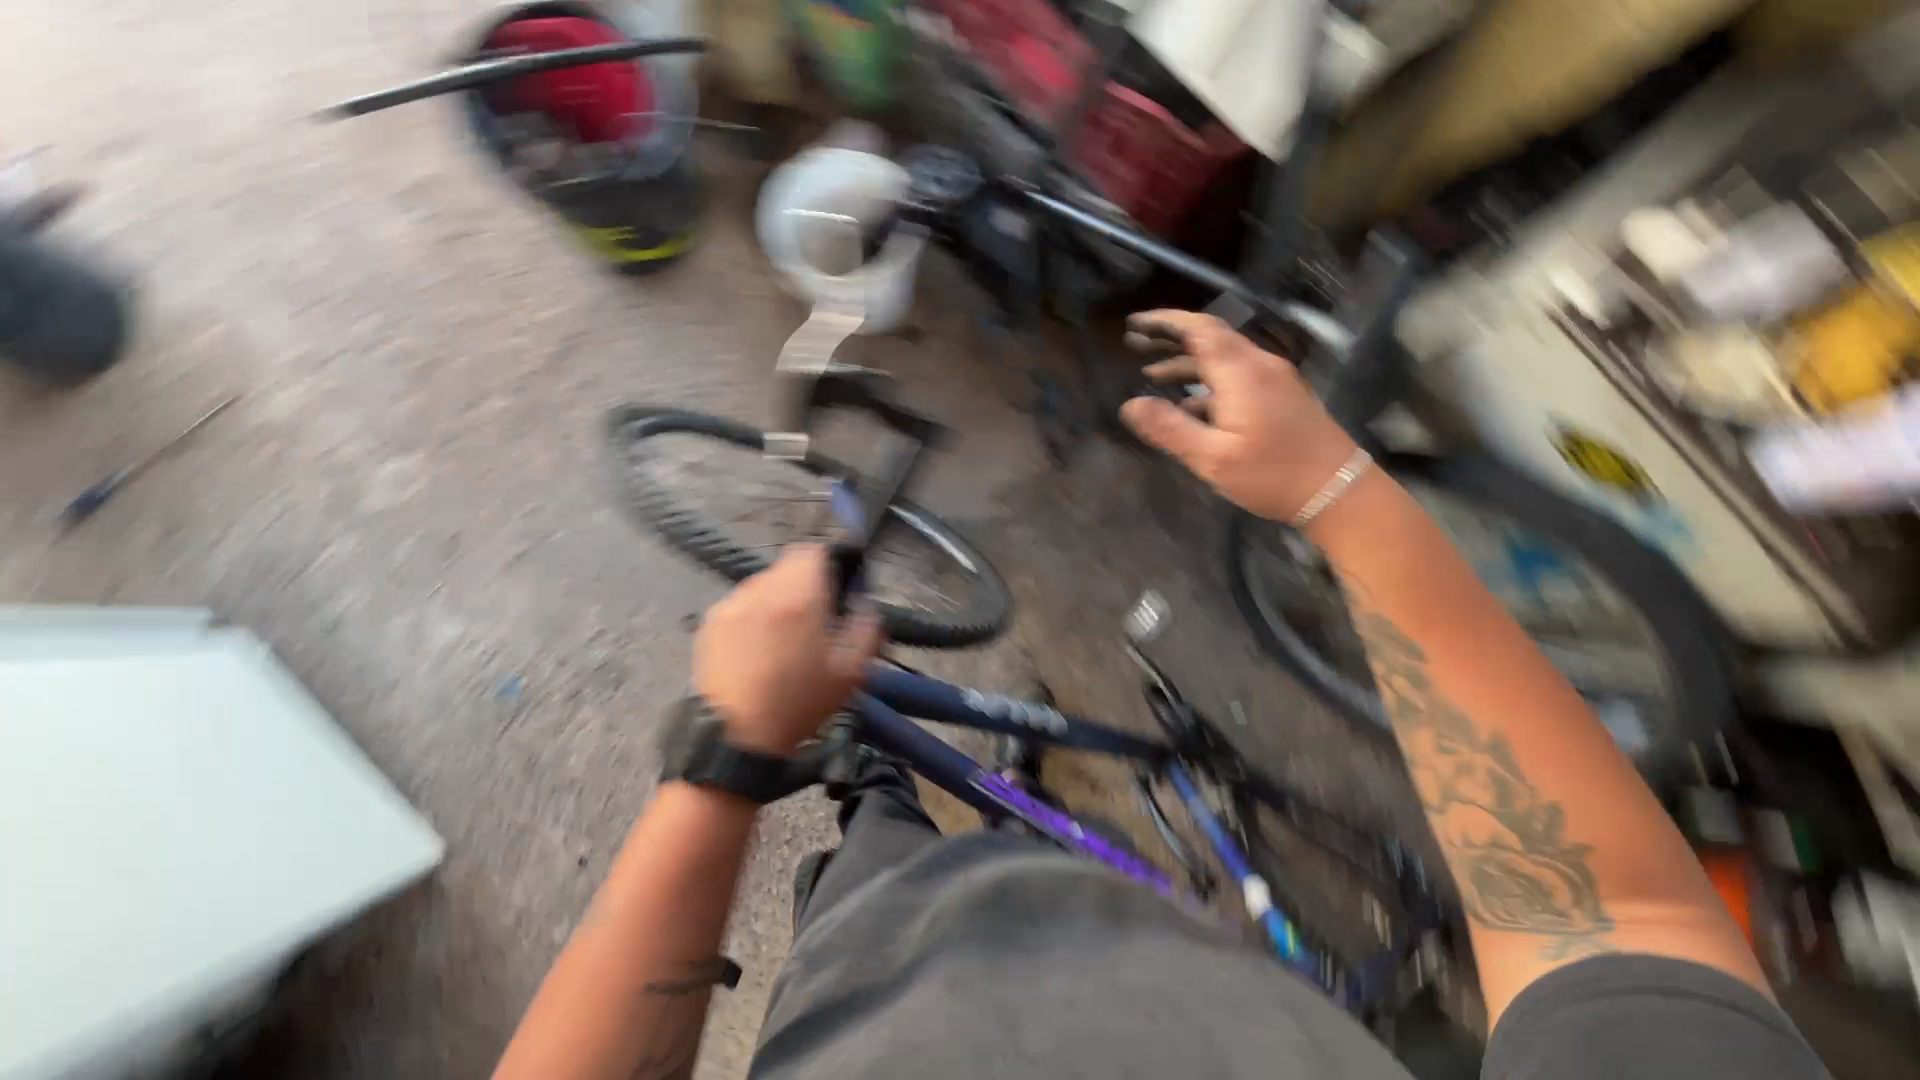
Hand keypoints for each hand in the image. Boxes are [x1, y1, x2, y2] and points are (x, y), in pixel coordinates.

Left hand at [693, 546, 884, 754]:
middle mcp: (761, 590)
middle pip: (788, 567)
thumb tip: (863, 603)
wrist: (738, 737)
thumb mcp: (852, 672)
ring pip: (763, 586)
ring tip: (784, 638)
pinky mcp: (709, 624)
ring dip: (778, 600)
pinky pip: (741, 606)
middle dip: (804, 584)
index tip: (837, 586)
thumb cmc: (800, 705)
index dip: (830, 562)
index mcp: (799, 596)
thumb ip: (867, 627)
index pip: (814, 550)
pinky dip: (753, 617)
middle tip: (814, 618)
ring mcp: (730, 605)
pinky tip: (758, 649)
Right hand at [1119, 310, 1360, 522]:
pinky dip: (1207, 382)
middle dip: (1171, 338)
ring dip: (1187, 363)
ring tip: (1152, 374)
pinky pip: (1236, 376)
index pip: (1199, 329)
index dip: (1164, 322)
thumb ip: (1170, 428)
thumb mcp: (1213, 459)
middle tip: (1135, 343)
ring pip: (1224, 358)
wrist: (1340, 491)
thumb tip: (1130, 405)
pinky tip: (1189, 403)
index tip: (1133, 324)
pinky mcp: (1282, 397)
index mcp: (1241, 372)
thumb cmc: (1273, 475)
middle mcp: (1259, 365)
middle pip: (1211, 338)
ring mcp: (1275, 380)